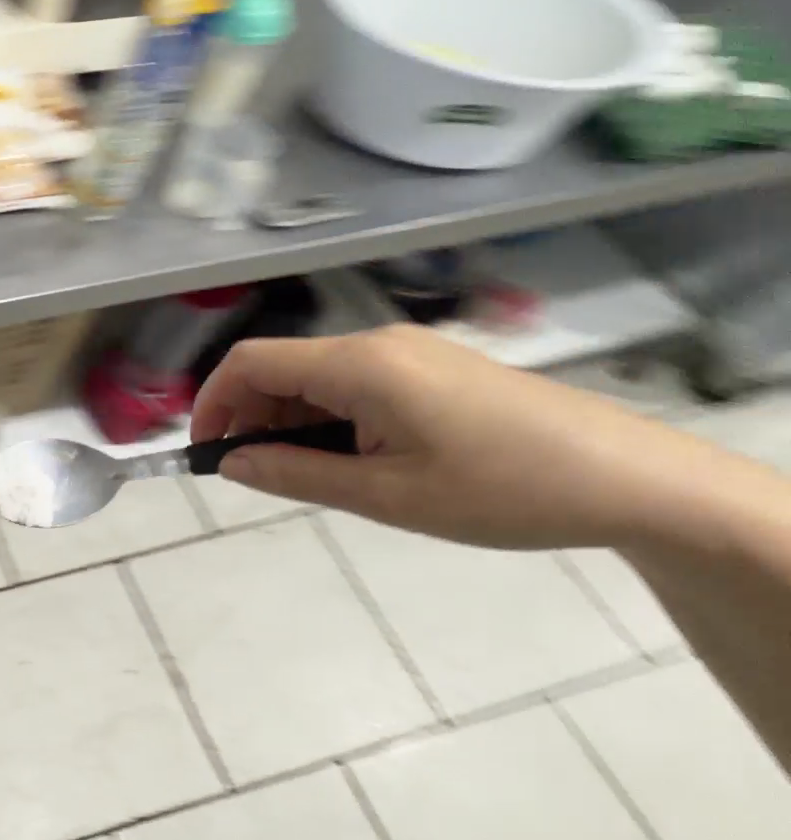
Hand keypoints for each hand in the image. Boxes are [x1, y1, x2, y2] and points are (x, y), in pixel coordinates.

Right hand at [191, 325, 724, 549]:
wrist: (635, 481)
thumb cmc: (501, 490)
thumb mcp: (386, 495)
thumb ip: (295, 474)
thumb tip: (230, 463)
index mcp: (360, 365)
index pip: (251, 363)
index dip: (212, 403)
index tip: (206, 454)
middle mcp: (379, 344)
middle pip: (281, 367)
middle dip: (249, 416)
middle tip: (257, 474)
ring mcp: (411, 353)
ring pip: (316, 376)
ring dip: (290, 419)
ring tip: (309, 474)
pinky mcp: (435, 368)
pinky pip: (355, 382)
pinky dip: (329, 416)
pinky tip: (354, 458)